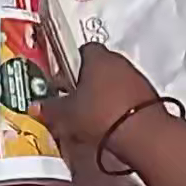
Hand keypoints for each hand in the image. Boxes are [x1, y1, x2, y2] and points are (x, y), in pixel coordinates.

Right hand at [45, 43, 165, 162]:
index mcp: (97, 57)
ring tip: (89, 115)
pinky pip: (127, 96)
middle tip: (73, 100)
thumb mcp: (66, 114)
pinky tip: (108, 123)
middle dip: (86, 80)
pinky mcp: (150, 96)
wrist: (142, 135)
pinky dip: (117, 106)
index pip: (82, 50)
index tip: (62, 80)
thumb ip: (50, 107)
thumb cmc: (98, 115)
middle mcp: (119, 61)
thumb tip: (35, 105)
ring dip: (103, 94)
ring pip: (114, 81)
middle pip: (99, 66)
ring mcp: (137, 78)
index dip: (70, 64)